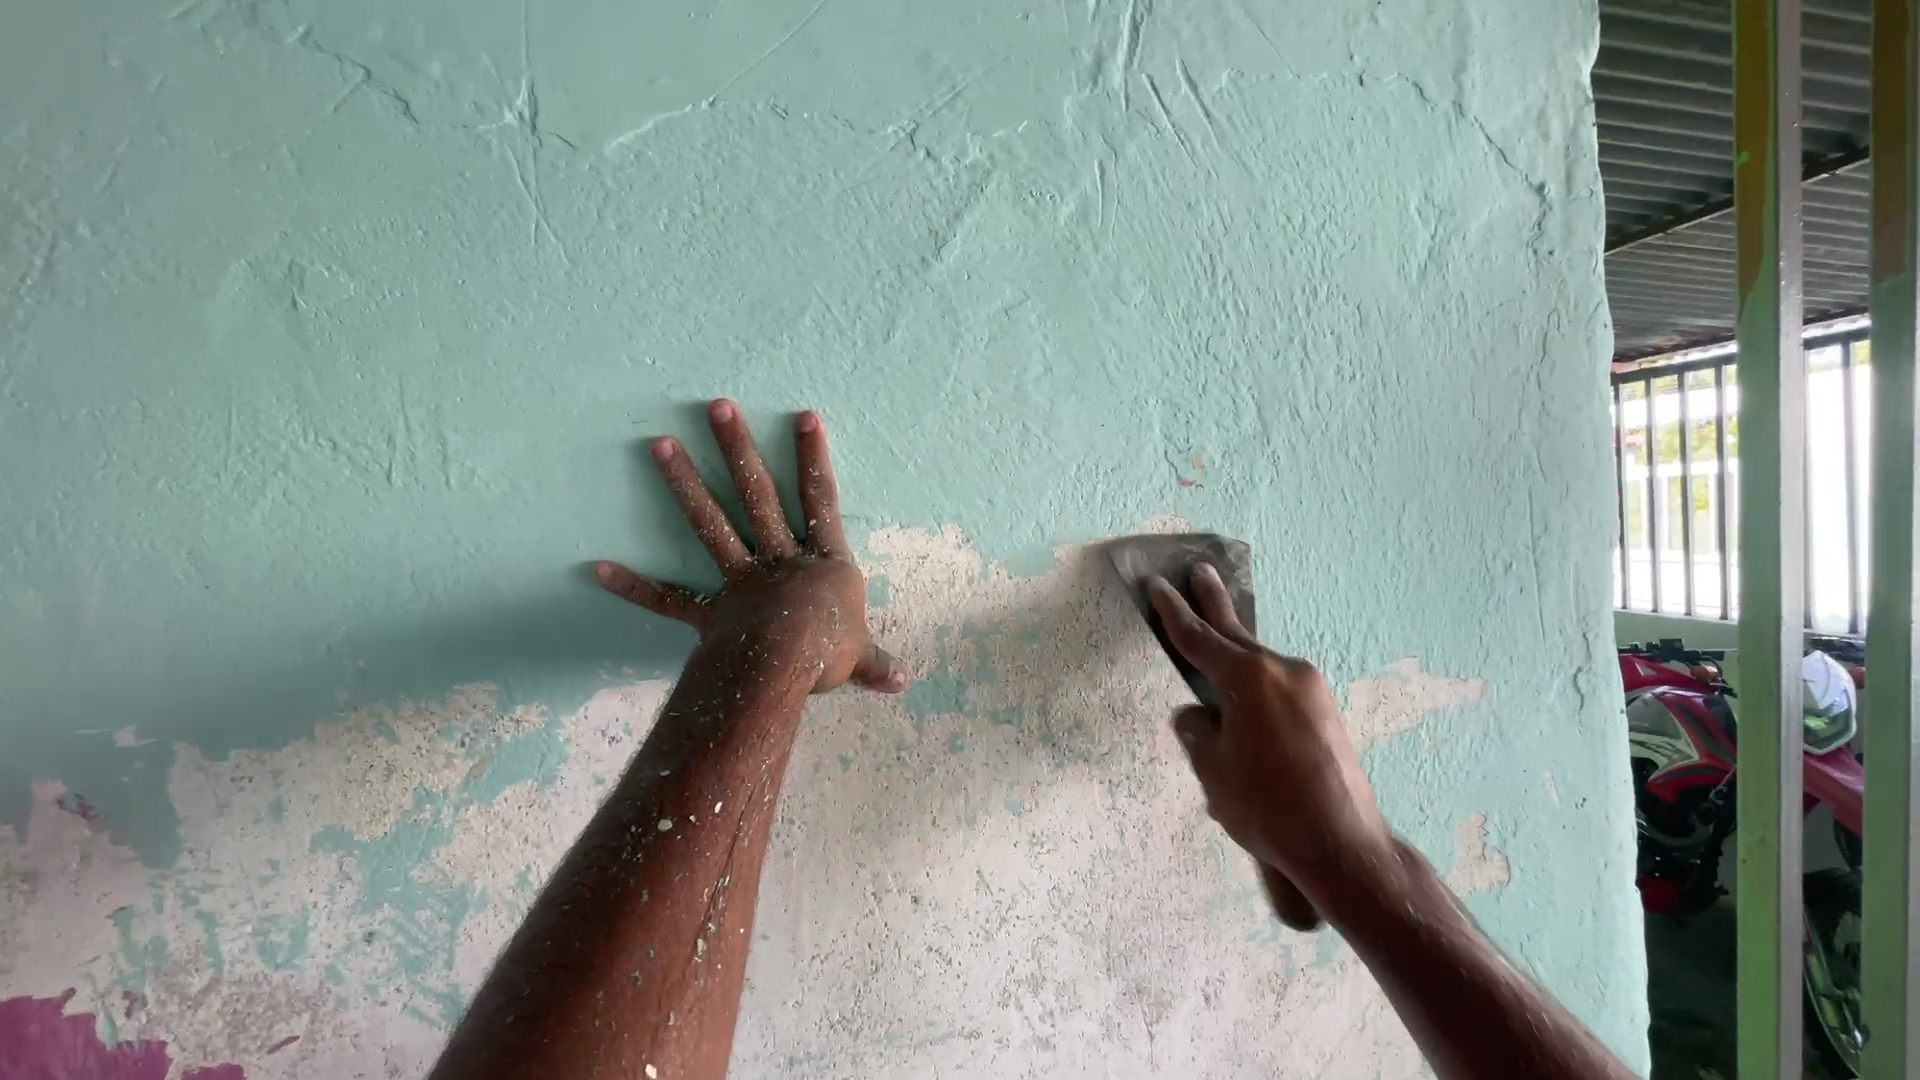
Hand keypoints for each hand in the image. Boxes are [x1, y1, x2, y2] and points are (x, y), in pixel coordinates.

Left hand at [594, 399, 910, 694]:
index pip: (821, 501)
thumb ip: (877, 663)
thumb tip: (903, 680)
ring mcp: (741, 582)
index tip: (804, 415)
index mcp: (822, 563)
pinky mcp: (710, 613)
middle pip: (758, 496)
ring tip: (659, 444)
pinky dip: (635, 586)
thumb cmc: (827, 655)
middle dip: (739, 450)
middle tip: (718, 407)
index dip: (814, 459)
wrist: (783, 671)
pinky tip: (597, 568)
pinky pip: (668, 599)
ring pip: (711, 526)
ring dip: (685, 484)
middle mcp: (779, 561)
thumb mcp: (861, 657)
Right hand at [1150, 564, 1393, 905]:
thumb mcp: (1212, 770)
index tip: (1158, 586)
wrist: (1341, 846)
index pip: (1198, 639)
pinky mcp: (1324, 710)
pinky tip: (1244, 699)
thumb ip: (1197, 731)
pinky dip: (1254, 683)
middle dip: (1213, 603)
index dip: (1173, 613)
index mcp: (1249, 678)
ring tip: (1216, 640)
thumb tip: (1197, 715)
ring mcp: (1310, 688)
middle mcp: (1283, 671)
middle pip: (1236, 633)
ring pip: (1258, 663)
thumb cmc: (1266, 807)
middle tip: (1200, 571)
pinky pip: (1277, 685)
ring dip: (1234, 654)